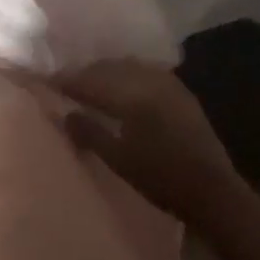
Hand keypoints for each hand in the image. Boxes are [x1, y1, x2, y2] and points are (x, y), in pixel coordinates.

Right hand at [60, 61, 251, 224]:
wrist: (214, 192)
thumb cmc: (161, 179)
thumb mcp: (118, 160)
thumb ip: (89, 133)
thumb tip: (65, 114)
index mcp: (132, 96)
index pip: (89, 81)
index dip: (66, 81)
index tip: (46, 82)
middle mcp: (149, 81)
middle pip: (108, 68)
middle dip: (85, 73)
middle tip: (65, 83)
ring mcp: (169, 84)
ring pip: (128, 67)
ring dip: (106, 72)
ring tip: (91, 84)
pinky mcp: (181, 92)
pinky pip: (145, 72)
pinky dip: (127, 75)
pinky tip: (122, 86)